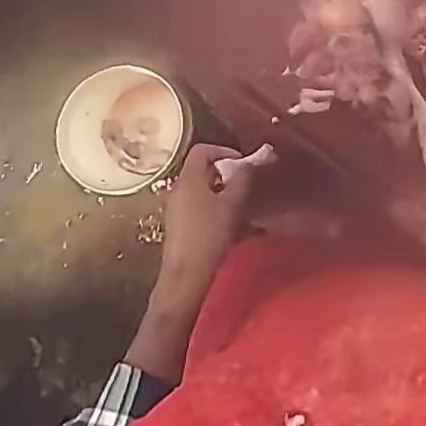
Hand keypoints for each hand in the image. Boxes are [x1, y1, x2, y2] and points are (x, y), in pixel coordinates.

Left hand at [157, 143, 258, 290]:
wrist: (186, 276)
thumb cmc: (209, 236)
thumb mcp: (232, 206)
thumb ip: (242, 180)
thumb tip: (249, 164)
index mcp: (188, 179)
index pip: (202, 150)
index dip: (223, 150)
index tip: (241, 162)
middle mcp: (178, 189)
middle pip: (201, 169)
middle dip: (225, 172)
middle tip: (244, 183)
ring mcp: (175, 207)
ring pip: (201, 189)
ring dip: (221, 191)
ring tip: (240, 205)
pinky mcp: (178, 224)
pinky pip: (197, 205)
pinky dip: (213, 206)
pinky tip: (228, 223)